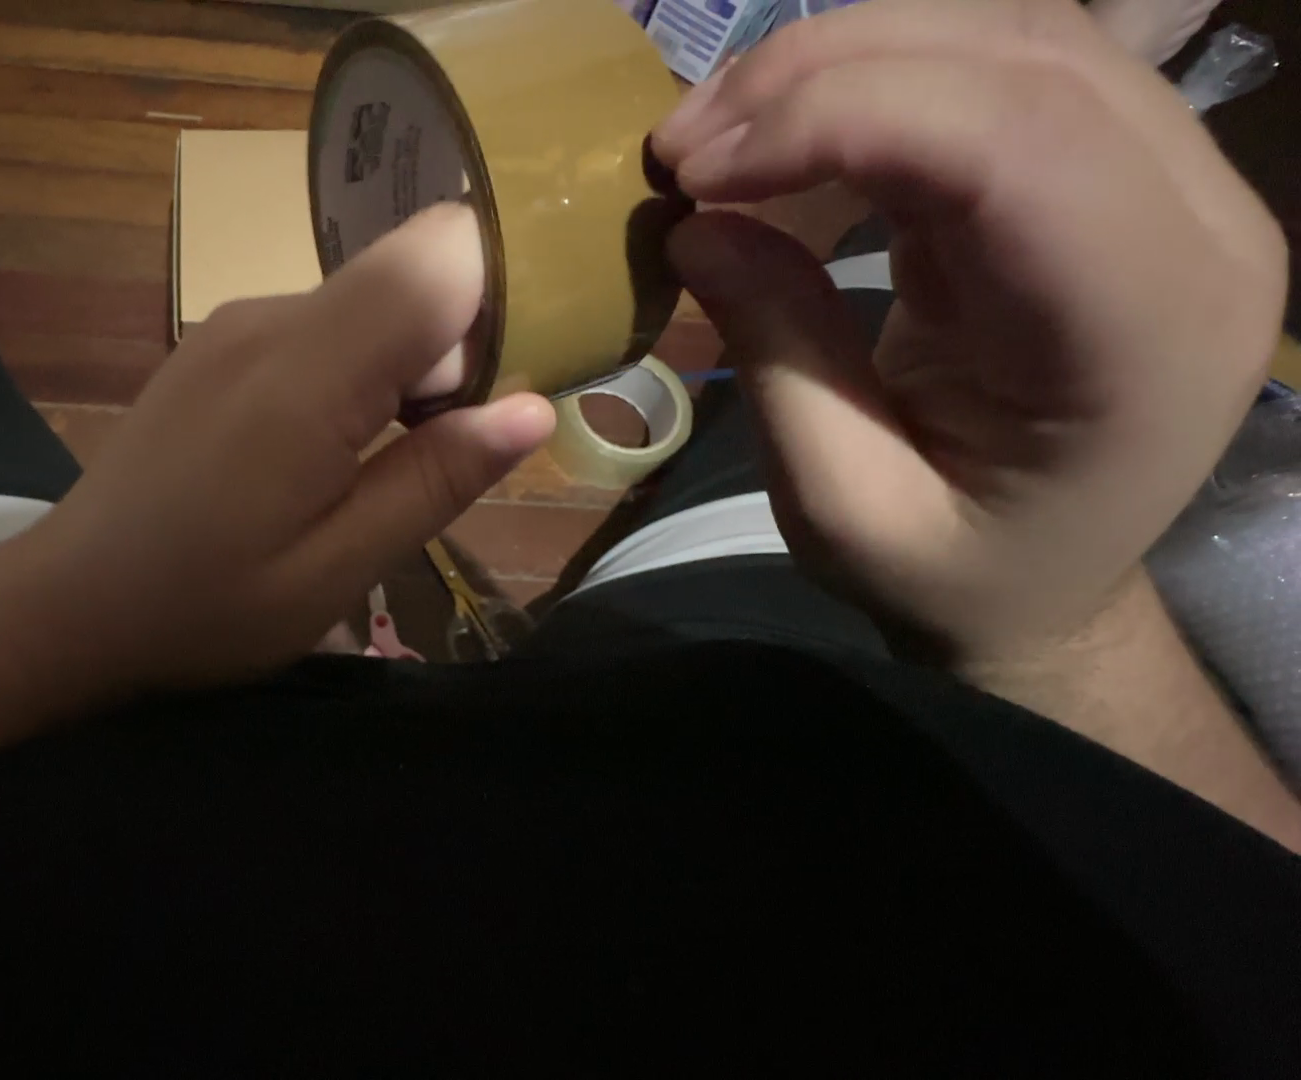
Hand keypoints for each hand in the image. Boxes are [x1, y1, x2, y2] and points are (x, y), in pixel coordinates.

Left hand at [0, 204, 553, 695]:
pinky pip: (323, 326)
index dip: (499, 308)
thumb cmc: (205, 607)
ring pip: (370, 301)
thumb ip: (434, 482)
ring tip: (370, 470)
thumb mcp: (335, 570)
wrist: (71, 602)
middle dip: (453, 356)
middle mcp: (269, 317)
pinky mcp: (219, 340)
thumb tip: (532, 410)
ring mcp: (235, 321)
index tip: (497, 401)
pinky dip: (356, 373)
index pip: (442, 256)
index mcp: (305, 374)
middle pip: (412, 274)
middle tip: (430, 462)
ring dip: (403, 372)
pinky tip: (321, 452)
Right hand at [649, 0, 1286, 666]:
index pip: (1011, 144)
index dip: (836, 125)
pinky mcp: (1090, 183)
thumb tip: (695, 229)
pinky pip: (982, 83)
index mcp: (1137, 328)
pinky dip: (860, 91)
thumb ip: (778, 356)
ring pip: (1002, 39)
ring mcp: (1156, 187)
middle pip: (1016, 57)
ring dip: (833, 65)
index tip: (693, 178)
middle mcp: (1187, 222)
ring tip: (709, 133)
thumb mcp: (836, 501)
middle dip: (819, 77)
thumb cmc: (944, 573)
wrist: (1039, 588)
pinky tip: (775, 138)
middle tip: (679, 145)